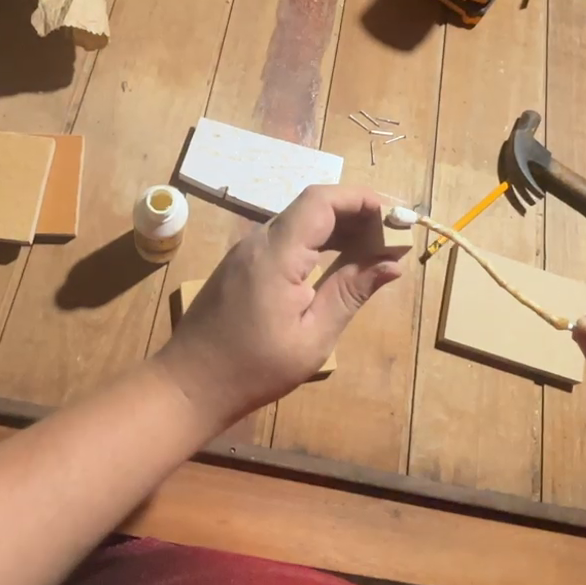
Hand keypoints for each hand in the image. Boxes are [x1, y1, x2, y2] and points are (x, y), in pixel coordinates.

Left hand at [155, 185, 406, 426]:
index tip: (397, 217)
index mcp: (276, 253)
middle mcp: (260, 240)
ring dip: (340, 227)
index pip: (322, 201)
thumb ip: (351, 292)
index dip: (362, 199)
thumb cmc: (253, 369)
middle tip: (395, 235)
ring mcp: (248, 250)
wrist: (188, 385)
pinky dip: (320, 242)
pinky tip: (342, 262)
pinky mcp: (244, 264)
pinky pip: (288, 238)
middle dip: (358, 213)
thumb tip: (392, 262)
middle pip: (314, 206)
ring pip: (301, 221)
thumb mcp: (313, 337)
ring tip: (377, 249)